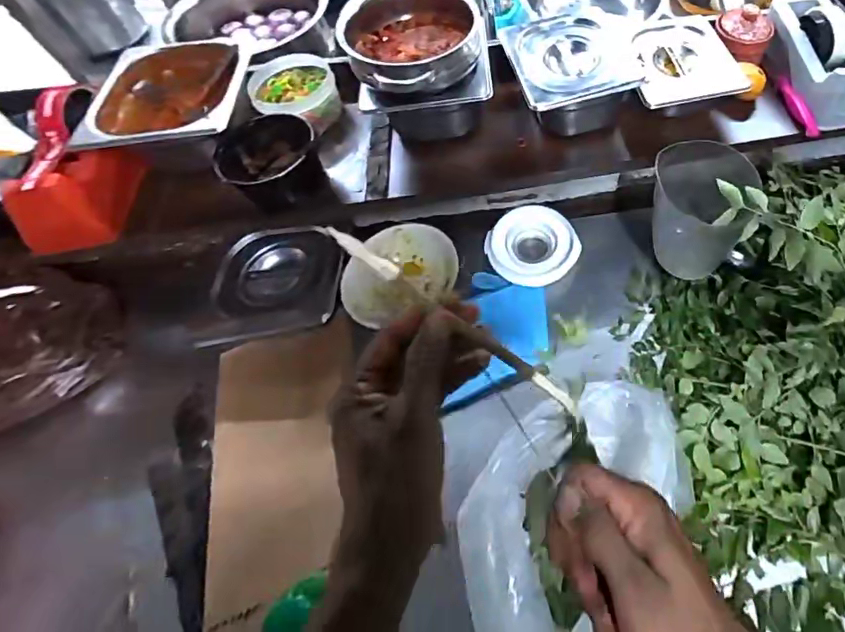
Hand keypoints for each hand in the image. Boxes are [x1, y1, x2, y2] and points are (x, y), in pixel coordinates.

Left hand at [316, 303, 487, 629]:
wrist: (393, 544)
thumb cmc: (397, 477)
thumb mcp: (414, 414)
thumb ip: (427, 361)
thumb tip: (441, 314)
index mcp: (357, 389)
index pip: (390, 338)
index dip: (423, 317)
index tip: (457, 301)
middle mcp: (370, 395)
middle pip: (410, 351)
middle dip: (444, 334)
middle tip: (479, 316)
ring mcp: (391, 412)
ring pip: (425, 369)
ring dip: (454, 354)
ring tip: (488, 339)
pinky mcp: (410, 427)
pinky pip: (432, 391)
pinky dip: (454, 377)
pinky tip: (481, 364)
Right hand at [547, 464, 743, 631]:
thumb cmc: (673, 623)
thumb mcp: (631, 582)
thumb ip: (598, 532)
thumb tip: (566, 488)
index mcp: (637, 503)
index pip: (580, 476)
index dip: (565, 513)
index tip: (572, 556)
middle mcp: (636, 508)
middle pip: (581, 509)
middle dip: (576, 553)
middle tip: (591, 591)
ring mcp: (638, 532)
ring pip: (588, 541)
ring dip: (587, 579)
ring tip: (609, 612)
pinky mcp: (639, 557)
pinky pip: (603, 563)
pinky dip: (601, 591)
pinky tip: (613, 614)